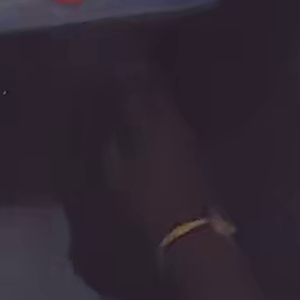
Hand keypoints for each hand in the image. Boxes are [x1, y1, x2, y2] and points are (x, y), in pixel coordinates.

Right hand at [104, 74, 211, 243]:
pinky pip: (173, 120)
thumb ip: (110, 145)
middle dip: (141, 80)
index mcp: (147, 127)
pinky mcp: (191, 151)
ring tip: (139, 85)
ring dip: (154, 94)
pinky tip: (153, 114)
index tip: (111, 68)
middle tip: (127, 69)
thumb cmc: (143, 202)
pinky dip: (162, 111)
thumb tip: (108, 127)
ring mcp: (184, 137)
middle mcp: (169, 125)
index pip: (132, 93)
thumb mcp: (115, 174)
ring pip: (167, 106)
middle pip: (155, 93)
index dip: (121, 79)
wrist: (186, 231)